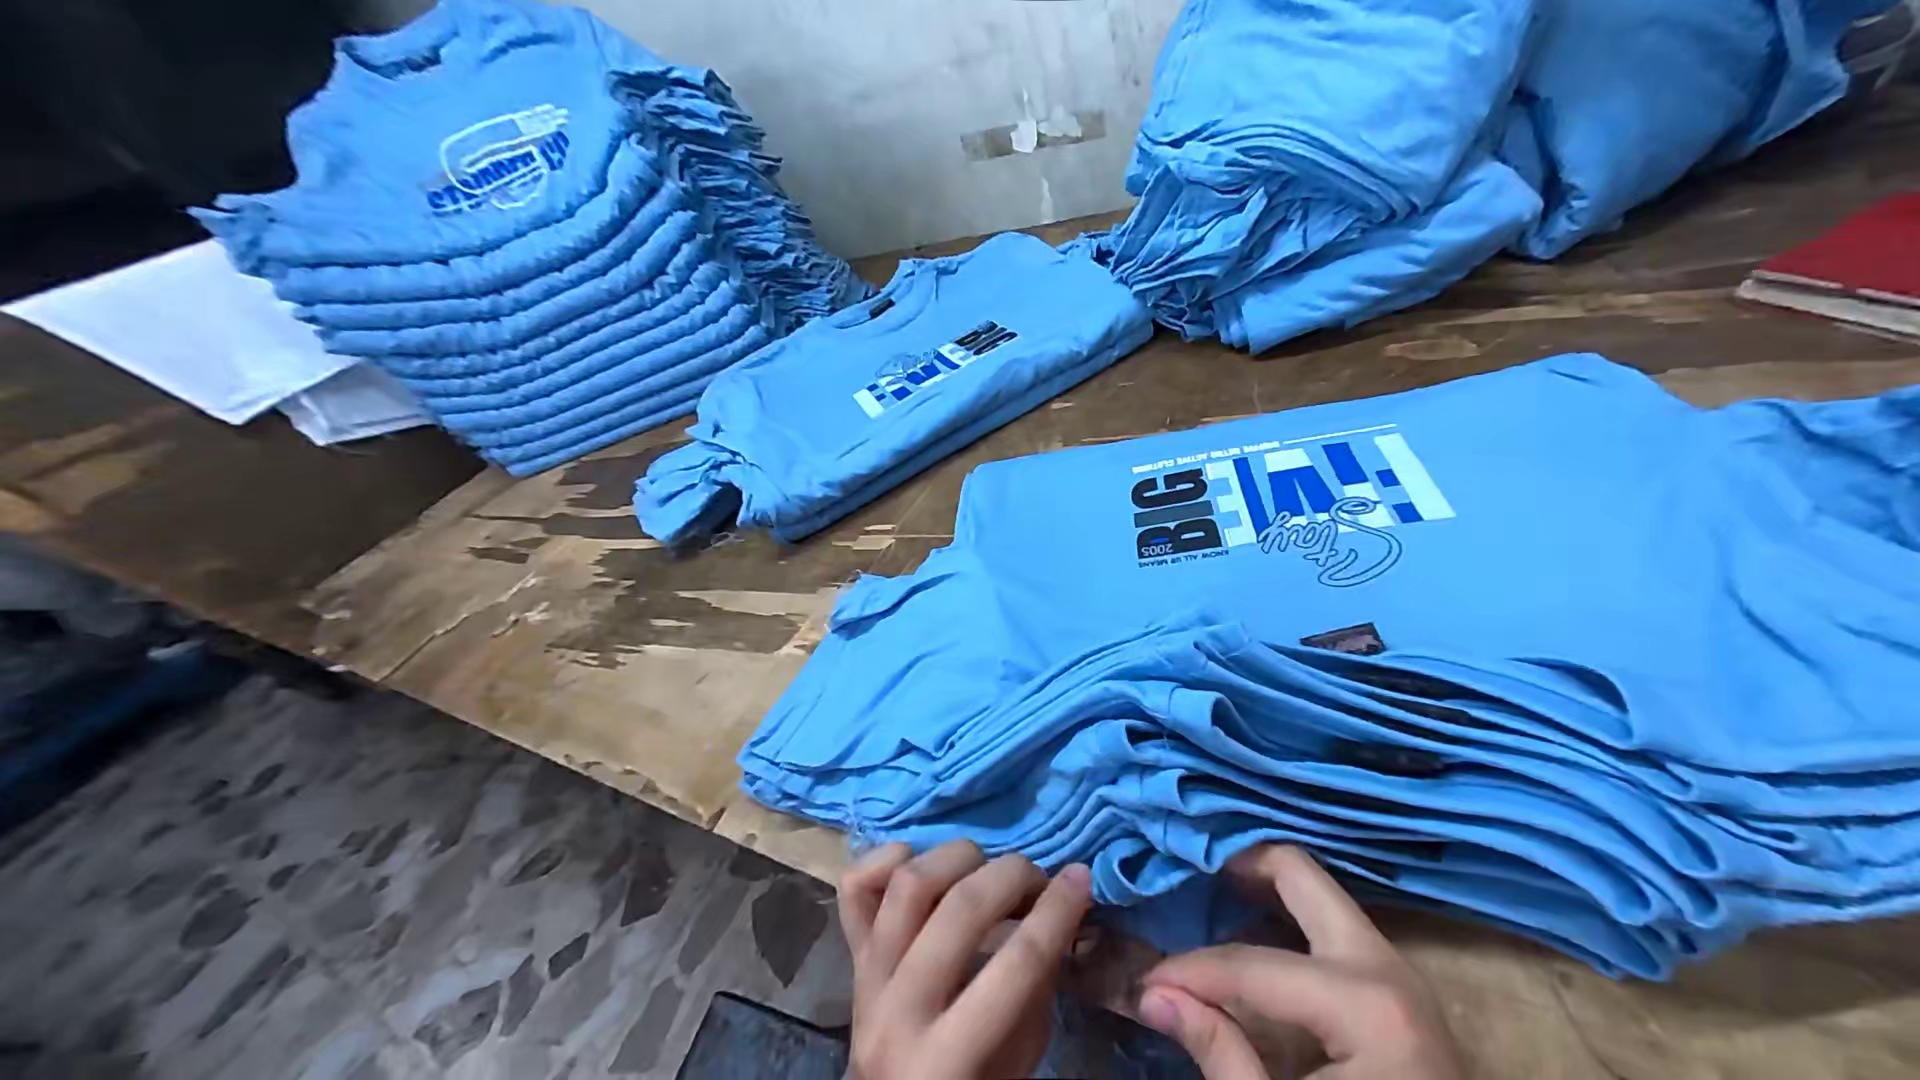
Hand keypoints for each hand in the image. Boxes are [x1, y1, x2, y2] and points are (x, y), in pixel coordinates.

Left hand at [838, 839, 1093, 1079]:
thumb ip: (1034, 988)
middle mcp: (898, 1010)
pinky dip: (889, 858)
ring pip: (908, 884)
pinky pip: (857, 886)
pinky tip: (921, 862)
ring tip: (985, 866)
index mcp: (947, 1061)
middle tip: (1035, 877)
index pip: (1015, 967)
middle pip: (959, 910)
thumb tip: (1056, 909)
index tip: (1081, 878)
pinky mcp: (850, 951)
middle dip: (1010, 876)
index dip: (1056, 913)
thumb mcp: (1016, 1063)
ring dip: (957, 859)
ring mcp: (866, 975)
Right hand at [1137, 845, 1461, 1079]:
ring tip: (1207, 898)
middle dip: (1236, 866)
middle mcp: (1386, 967)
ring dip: (1260, 887)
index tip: (1145, 983)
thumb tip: (1152, 997)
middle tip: (1184, 874)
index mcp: (1366, 1005)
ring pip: (1316, 893)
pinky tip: (1248, 928)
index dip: (1187, 971)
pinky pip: (1328, 925)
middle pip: (1299, 874)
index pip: (1249, 965)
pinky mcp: (1398, 991)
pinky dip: (1283, 915)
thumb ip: (1220, 1054)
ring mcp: (1398, 973)